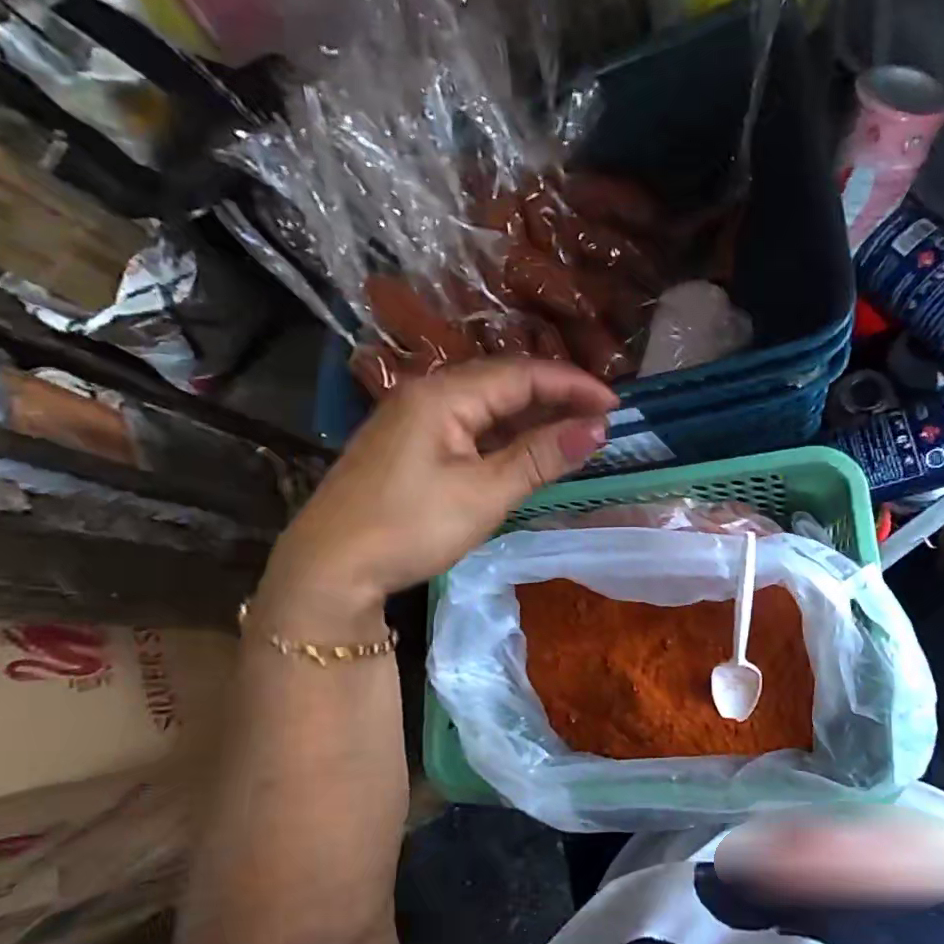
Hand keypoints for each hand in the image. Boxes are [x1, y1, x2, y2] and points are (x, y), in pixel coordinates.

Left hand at [258, 359, 617, 621]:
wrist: (328, 569)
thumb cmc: (409, 528)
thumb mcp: (484, 494)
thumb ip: (540, 456)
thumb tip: (596, 428)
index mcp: (443, 395)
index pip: (522, 374)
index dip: (573, 385)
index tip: (615, 405)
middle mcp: (425, 393)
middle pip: (502, 382)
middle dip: (554, 397)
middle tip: (599, 419)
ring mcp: (411, 418)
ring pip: (483, 405)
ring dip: (529, 416)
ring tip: (571, 432)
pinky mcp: (406, 445)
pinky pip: (465, 425)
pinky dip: (500, 435)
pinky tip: (521, 449)